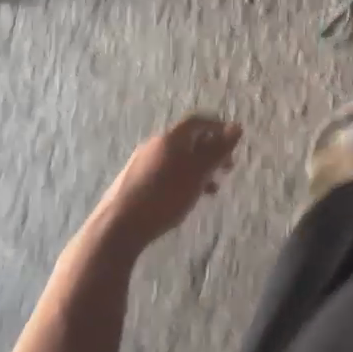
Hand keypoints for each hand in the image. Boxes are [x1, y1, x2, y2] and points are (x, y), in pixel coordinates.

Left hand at [87, 114, 240, 253]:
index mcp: (170, 138)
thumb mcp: (198, 173)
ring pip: (177, 158)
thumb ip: (218, 150)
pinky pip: (164, 172)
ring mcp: (140, 164)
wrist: (116, 229)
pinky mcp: (131, 183)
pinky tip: (184, 199)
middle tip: (226, 168)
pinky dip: (181, 179)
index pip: (198, 121)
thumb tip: (236, 127)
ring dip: (197, 168)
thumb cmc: (164, 197)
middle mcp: (154, 145)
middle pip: (188, 140)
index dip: (218, 128)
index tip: (232, 144)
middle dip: (210, 152)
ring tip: (210, 189)